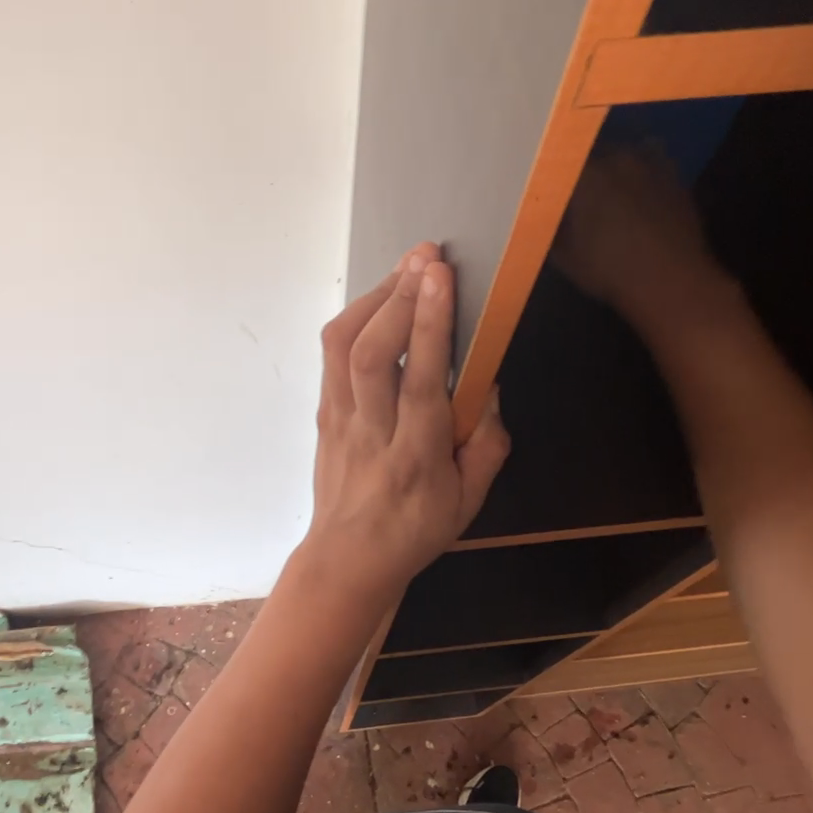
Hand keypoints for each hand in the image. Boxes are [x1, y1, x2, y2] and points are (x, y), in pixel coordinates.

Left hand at [297, 242, 509, 604]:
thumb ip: (487, 445)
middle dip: (398, 297)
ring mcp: (339, 420)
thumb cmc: (415, 531)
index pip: (419, 382)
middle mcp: (371, 431)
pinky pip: (332, 357)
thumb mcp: (469, 501)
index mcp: (415, 457)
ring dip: (373, 299)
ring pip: (341, 348)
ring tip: (407, 270)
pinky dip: (356, 319)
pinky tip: (381, 302)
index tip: (440, 276)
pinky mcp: (323, 413)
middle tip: (427, 255)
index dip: (429, 325)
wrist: (348, 558)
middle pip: (371, 356)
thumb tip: (490, 387)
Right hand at [553, 146, 744, 334]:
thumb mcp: (565, 258)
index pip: (561, 161)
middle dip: (584, 167)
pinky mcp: (674, 176)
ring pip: (625, 152)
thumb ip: (551, 229)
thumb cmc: (609, 270)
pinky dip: (642, 171)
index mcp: (586, 175)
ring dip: (615, 164)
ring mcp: (651, 164)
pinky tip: (638, 191)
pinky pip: (652, 162)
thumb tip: (546, 216)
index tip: (548, 188)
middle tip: (577, 189)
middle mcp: (619, 158)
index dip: (554, 175)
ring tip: (609, 186)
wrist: (670, 280)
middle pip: (594, 151)